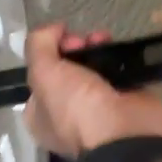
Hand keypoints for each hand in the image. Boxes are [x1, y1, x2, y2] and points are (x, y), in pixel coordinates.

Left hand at [24, 23, 161, 157]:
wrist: (123, 132)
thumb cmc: (75, 107)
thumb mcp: (43, 74)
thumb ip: (38, 45)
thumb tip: (53, 28)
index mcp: (41, 113)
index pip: (39, 72)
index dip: (47, 50)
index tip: (59, 39)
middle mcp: (65, 111)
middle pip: (65, 66)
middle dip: (72, 46)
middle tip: (81, 41)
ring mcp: (95, 106)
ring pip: (90, 66)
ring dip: (94, 46)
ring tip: (101, 38)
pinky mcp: (120, 99)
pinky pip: (114, 70)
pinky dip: (114, 55)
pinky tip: (115, 46)